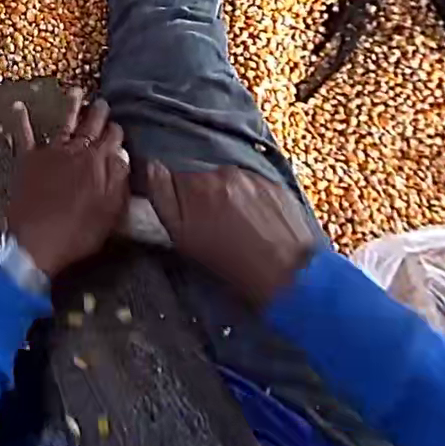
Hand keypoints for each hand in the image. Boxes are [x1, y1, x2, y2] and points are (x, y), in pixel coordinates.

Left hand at [4, 91, 130, 276]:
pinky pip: (24, 135)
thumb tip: (123, 155)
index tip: (120, 125)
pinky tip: (19, 105)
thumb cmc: (78, 231)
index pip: (112, 139)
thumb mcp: (110, 212)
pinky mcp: (28, 159)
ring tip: (76, 90)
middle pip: (90, 127)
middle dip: (98, 113)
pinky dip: (21, 119)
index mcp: (97, 163)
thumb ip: (118, 180)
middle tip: (103, 101)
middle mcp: (74, 151)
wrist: (36, 240)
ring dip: (71, 107)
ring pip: (64, 123)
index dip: (117, 131)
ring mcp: (50, 152)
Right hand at [146, 163, 317, 308]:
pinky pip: (249, 185)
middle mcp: (220, 172)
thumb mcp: (184, 240)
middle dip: (198, 194)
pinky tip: (254, 221)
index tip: (178, 209)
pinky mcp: (272, 184)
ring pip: (224, 180)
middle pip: (197, 177)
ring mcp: (249, 176)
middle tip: (209, 224)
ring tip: (235, 224)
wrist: (294, 278)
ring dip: (223, 195)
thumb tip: (150, 167)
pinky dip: (247, 198)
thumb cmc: (232, 265)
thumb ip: (162, 197)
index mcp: (194, 184)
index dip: (170, 191)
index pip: (166, 174)